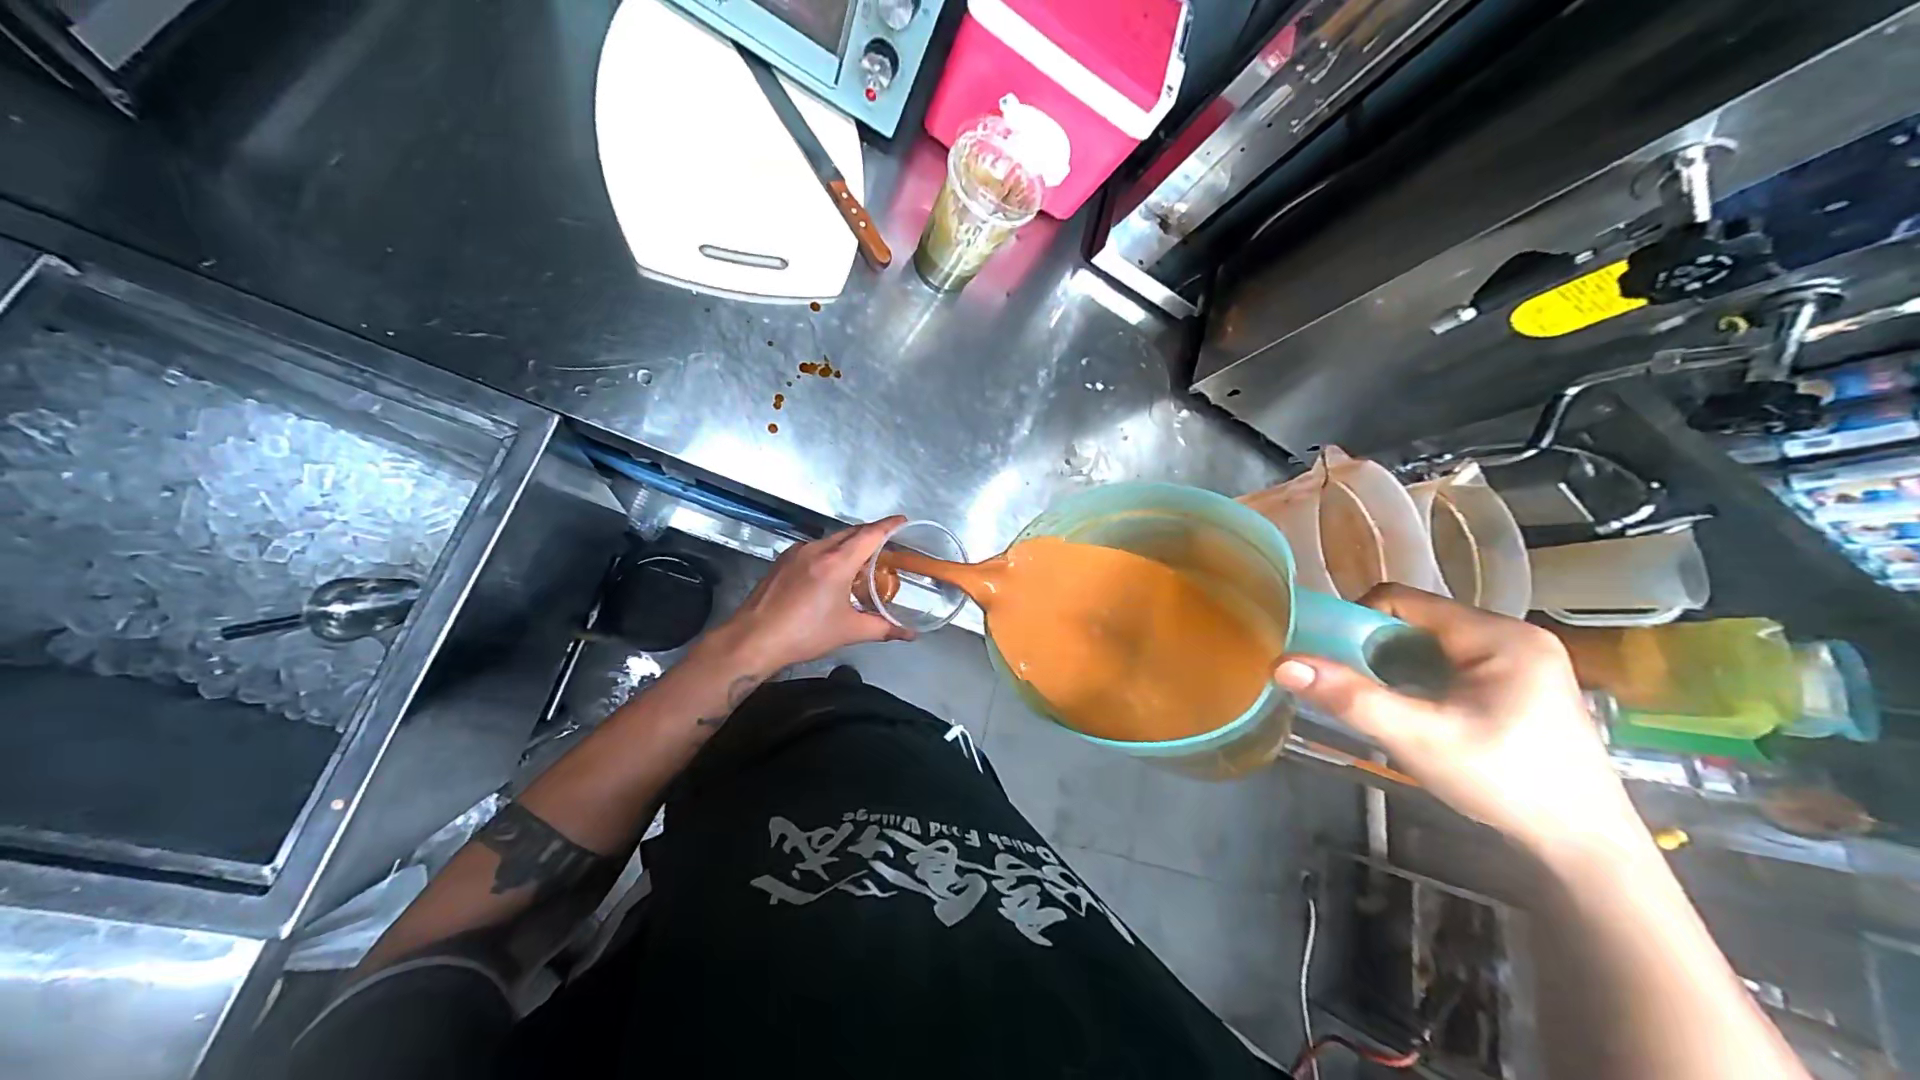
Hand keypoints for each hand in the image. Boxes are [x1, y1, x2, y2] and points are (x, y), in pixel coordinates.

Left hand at [711, 517, 913, 672]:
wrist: (753, 640)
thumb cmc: (804, 634)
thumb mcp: (848, 631)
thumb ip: (882, 628)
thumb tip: (908, 634)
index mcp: (837, 562)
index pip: (870, 534)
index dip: (889, 526)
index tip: (903, 521)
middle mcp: (817, 549)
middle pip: (851, 533)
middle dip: (871, 535)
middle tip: (888, 546)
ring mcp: (797, 553)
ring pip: (831, 540)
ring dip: (849, 546)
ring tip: (862, 563)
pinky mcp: (783, 561)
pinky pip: (814, 549)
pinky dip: (830, 554)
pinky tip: (832, 574)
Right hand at [1273, 585, 1642, 859]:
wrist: (1585, 847)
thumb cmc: (1506, 784)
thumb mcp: (1420, 739)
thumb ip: (1352, 698)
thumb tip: (1284, 663)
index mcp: (1499, 634)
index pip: (1402, 599)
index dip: (1355, 622)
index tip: (1332, 660)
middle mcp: (1514, 635)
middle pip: (1415, 621)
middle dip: (1375, 651)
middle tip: (1355, 691)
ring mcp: (1521, 660)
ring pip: (1430, 644)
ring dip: (1395, 668)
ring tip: (1383, 706)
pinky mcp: (1520, 685)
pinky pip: (1449, 664)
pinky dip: (1420, 681)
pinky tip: (1417, 715)